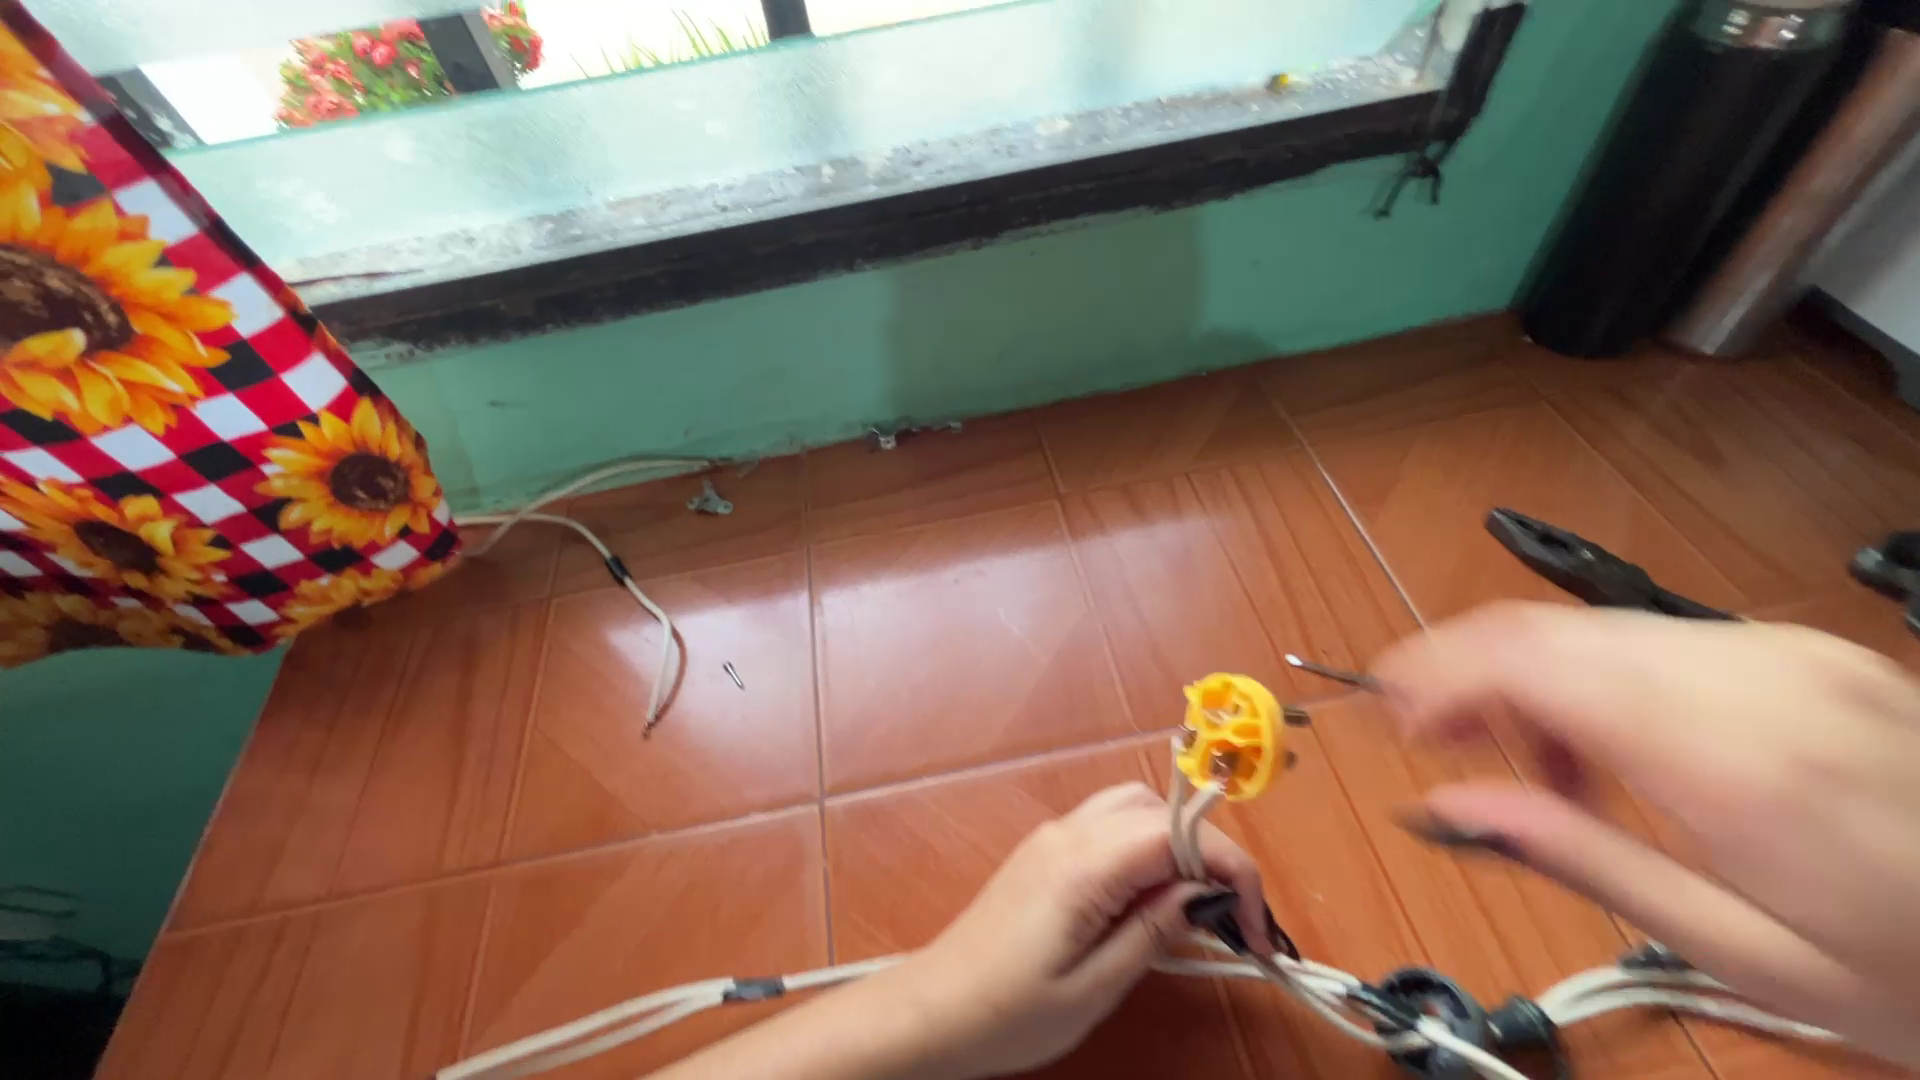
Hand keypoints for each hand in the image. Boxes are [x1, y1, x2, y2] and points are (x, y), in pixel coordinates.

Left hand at [888, 782, 1266, 1078]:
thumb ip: (1153, 928)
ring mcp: (1053, 836)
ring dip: (1176, 843)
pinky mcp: (1044, 850)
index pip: (1176, 833)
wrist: (935, 1009)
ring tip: (1195, 905)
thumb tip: (1203, 891)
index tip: (1256, 926)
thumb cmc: (1012, 1012)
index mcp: (1083, 864)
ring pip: (1132, 807)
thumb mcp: (1096, 985)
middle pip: (1158, 809)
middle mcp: (1068, 833)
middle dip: (1207, 851)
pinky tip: (1150, 895)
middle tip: (1230, 916)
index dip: (1230, 868)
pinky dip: (1144, 845)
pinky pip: (1107, 825)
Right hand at [1374, 601, 1919, 1065]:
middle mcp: (1747, 671)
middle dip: (1454, 671)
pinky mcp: (1791, 647)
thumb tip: (1442, 804)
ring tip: (1525, 765)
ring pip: (1577, 626)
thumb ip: (1577, 856)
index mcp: (1730, 751)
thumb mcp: (1738, 948)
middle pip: (1537, 628)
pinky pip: (1638, 638)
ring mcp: (1776, 648)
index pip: (1525, 659)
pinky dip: (1581, 678)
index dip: (1430, 674)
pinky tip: (1602, 746)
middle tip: (1428, 739)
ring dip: (1514, 679)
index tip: (1387, 720)